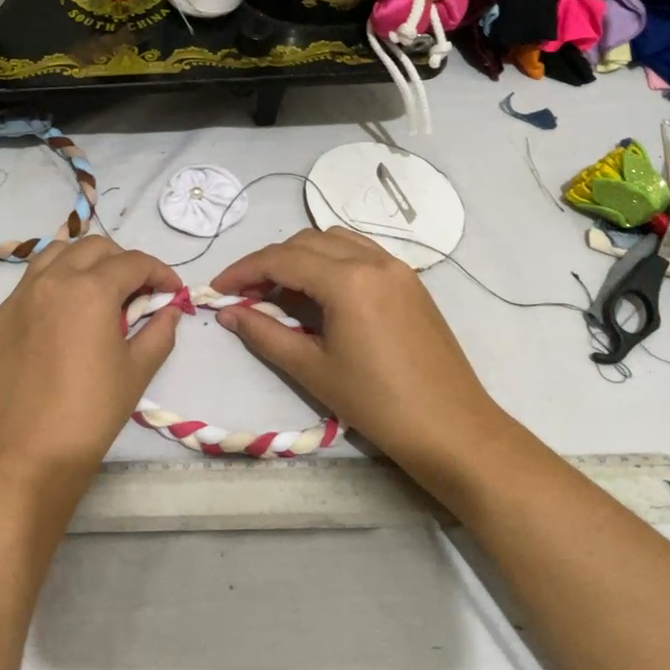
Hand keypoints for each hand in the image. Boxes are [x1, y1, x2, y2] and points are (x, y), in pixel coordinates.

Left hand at [0, 236, 182, 479]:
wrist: (28, 453)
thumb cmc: (91, 412)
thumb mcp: (137, 371)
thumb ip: (158, 331)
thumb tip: (168, 310)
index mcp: (90, 288)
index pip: (133, 262)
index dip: (160, 273)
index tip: (172, 292)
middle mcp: (51, 279)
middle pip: (93, 247)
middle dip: (122, 261)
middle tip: (137, 292)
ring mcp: (18, 297)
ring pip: (54, 254)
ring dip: (83, 263)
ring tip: (98, 293)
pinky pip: (29, 285)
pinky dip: (52, 286)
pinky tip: (62, 319)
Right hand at [210, 228, 510, 471]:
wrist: (451, 428)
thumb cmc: (377, 403)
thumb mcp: (311, 369)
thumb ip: (264, 333)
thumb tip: (228, 313)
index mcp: (347, 280)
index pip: (280, 259)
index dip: (242, 271)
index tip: (217, 290)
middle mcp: (372, 260)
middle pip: (304, 242)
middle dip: (268, 263)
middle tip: (245, 296)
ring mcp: (396, 267)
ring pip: (333, 241)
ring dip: (299, 257)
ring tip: (279, 292)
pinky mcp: (410, 282)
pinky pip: (359, 252)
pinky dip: (329, 261)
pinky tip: (319, 293)